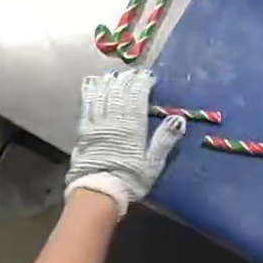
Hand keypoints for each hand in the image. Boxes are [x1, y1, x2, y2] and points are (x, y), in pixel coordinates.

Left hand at [65, 69, 185, 214]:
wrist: (99, 190)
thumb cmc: (129, 179)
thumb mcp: (153, 163)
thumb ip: (164, 139)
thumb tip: (179, 118)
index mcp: (133, 127)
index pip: (138, 97)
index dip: (142, 83)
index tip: (148, 76)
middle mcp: (114, 120)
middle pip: (120, 92)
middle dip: (127, 79)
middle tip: (133, 72)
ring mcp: (97, 123)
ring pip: (102, 94)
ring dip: (109, 81)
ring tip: (114, 73)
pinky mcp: (84, 130)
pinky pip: (86, 105)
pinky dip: (90, 91)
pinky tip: (91, 82)